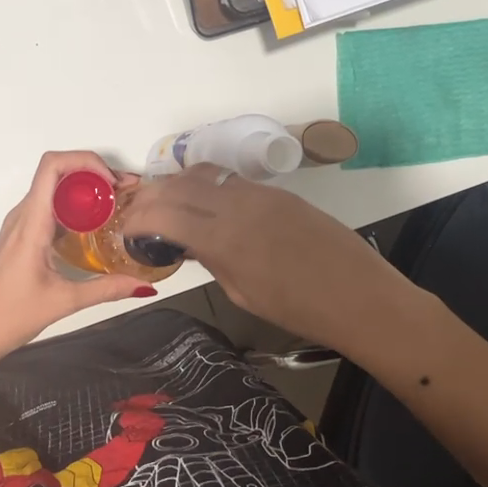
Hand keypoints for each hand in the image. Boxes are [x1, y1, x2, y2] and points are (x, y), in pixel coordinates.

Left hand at [0, 152, 145, 364]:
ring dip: (83, 191)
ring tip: (116, 205)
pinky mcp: (18, 238)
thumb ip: (106, 290)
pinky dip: (72, 208)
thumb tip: (142, 285)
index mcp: (31, 224)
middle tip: (126, 192)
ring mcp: (18, 226)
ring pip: (52, 191)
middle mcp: (22, 217)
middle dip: (93, 175)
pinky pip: (47, 209)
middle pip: (57, 174)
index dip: (85, 160)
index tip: (112, 182)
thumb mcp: (64, 302)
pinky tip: (93, 228)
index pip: (52, 166)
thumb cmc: (9, 316)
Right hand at [119, 165, 410, 346]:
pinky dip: (206, 188)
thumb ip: (211, 260)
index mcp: (225, 238)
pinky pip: (230, 182)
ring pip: (203, 176)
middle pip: (178, 187)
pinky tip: (204, 206)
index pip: (164, 215)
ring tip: (165, 205)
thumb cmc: (300, 310)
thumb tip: (188, 243)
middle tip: (136, 215)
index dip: (137, 220)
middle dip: (149, 199)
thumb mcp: (243, 293)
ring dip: (176, 186)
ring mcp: (260, 194)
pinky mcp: (279, 194)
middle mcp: (238, 206)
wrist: (361, 297)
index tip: (126, 232)